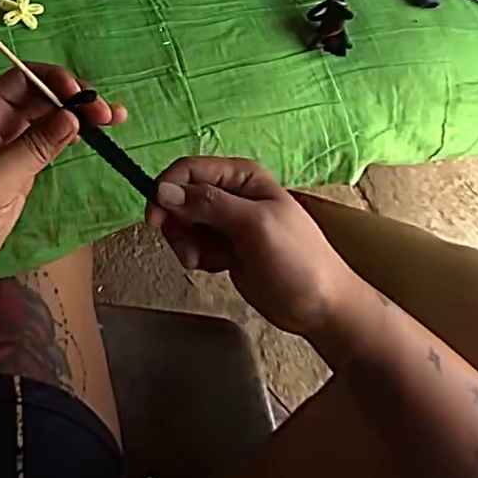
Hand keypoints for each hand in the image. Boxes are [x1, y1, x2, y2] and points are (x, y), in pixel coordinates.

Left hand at [0, 62, 125, 292]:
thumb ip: (36, 145)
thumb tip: (74, 116)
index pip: (24, 78)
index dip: (56, 80)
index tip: (83, 97)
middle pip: (43, 95)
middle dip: (76, 98)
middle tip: (109, 114)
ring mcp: (11, 144)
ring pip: (51, 117)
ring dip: (81, 115)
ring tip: (115, 119)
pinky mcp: (21, 166)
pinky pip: (51, 140)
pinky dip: (74, 135)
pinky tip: (94, 136)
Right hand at [145, 157, 364, 338]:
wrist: (322, 307)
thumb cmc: (296, 259)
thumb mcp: (254, 225)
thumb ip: (209, 204)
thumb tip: (163, 190)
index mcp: (241, 175)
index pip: (189, 170)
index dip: (167, 189)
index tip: (155, 218)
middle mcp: (230, 192)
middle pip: (180, 196)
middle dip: (176, 222)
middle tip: (186, 249)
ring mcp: (226, 221)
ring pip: (183, 221)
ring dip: (184, 242)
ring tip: (202, 262)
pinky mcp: (223, 246)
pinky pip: (193, 242)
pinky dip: (195, 255)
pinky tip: (214, 266)